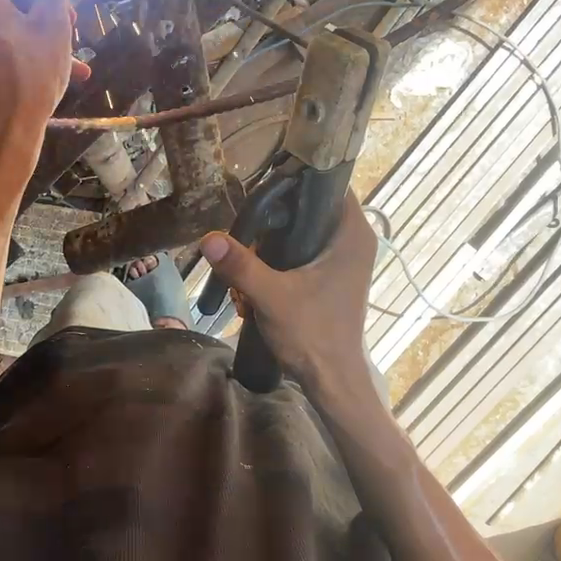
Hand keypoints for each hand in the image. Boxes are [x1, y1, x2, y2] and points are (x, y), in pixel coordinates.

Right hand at [199, 194, 382, 401]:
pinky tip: (255, 287)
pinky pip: (298, 254)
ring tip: (249, 270)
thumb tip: (209, 237)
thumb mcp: (271, 297)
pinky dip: (275, 264)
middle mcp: (352, 239)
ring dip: (268, 248)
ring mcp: (341, 259)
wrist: (332, 380)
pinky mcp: (329, 276)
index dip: (294, 179)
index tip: (261, 192)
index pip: (327, 182)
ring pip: (297, 233)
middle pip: (305, 207)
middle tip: (247, 239)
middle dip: (272, 222)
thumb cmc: (313, 335)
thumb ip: (241, 265)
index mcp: (351, 234)